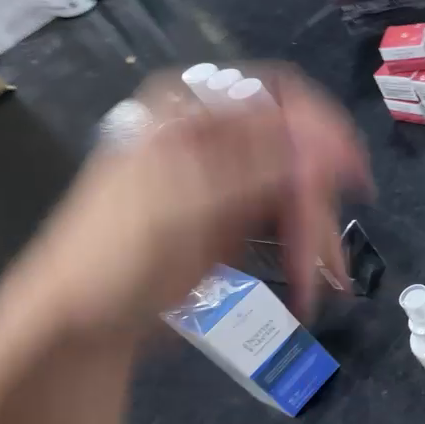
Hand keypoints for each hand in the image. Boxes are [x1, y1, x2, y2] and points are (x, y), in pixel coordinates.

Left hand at [2, 65, 370, 343]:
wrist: (74, 326)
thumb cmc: (113, 257)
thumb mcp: (185, 205)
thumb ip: (260, 168)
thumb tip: (329, 144)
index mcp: (190, 116)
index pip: (278, 97)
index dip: (321, 126)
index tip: (349, 169)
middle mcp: (217, 139)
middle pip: (299, 149)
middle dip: (317, 201)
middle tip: (323, 246)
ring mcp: (230, 179)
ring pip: (302, 190)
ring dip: (315, 233)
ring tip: (320, 280)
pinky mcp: (239, 217)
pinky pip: (291, 221)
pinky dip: (305, 248)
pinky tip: (311, 278)